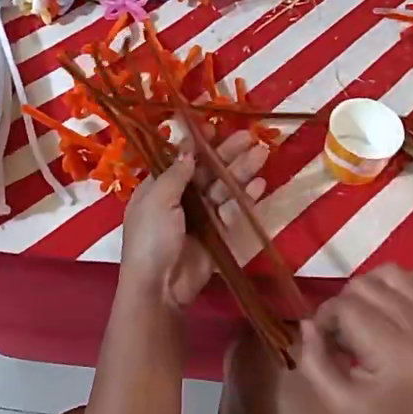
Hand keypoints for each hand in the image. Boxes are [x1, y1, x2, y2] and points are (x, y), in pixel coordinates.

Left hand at [120, 130, 269, 309]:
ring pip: (223, 188)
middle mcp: (179, 198)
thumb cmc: (151, 239)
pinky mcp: (216, 234)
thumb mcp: (158, 200)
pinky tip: (259, 186)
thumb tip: (187, 147)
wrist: (160, 286)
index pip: (180, 159)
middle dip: (227, 154)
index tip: (214, 127)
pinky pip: (232, 211)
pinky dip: (244, 199)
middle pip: (207, 171)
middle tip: (249, 137)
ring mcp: (199, 217)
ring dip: (241, 172)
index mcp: (158, 188)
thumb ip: (177, 173)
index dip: (197, 144)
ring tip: (261, 154)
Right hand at [296, 265, 412, 413]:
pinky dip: (403, 283)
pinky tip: (391, 306)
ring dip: (368, 289)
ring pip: (391, 273)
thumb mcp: (339, 406)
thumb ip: (314, 362)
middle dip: (342, 305)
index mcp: (391, 350)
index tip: (324, 346)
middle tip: (341, 339)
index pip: (345, 306)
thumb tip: (306, 325)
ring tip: (362, 318)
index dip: (324, 320)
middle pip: (364, 284)